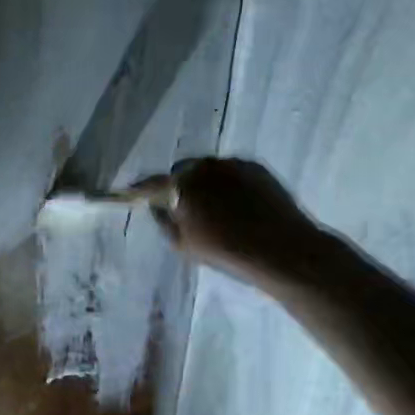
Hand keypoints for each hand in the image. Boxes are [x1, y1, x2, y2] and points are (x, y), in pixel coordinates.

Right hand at [141, 158, 323, 284]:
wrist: (282, 249)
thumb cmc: (226, 250)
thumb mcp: (183, 244)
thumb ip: (163, 222)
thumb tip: (157, 207)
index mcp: (180, 185)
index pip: (152, 184)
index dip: (142, 190)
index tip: (133, 194)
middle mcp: (203, 167)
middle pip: (182, 171)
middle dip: (179, 184)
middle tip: (185, 206)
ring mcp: (232, 164)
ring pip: (208, 170)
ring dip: (205, 182)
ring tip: (214, 206)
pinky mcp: (256, 168)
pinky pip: (232, 171)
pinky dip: (228, 183)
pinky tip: (237, 203)